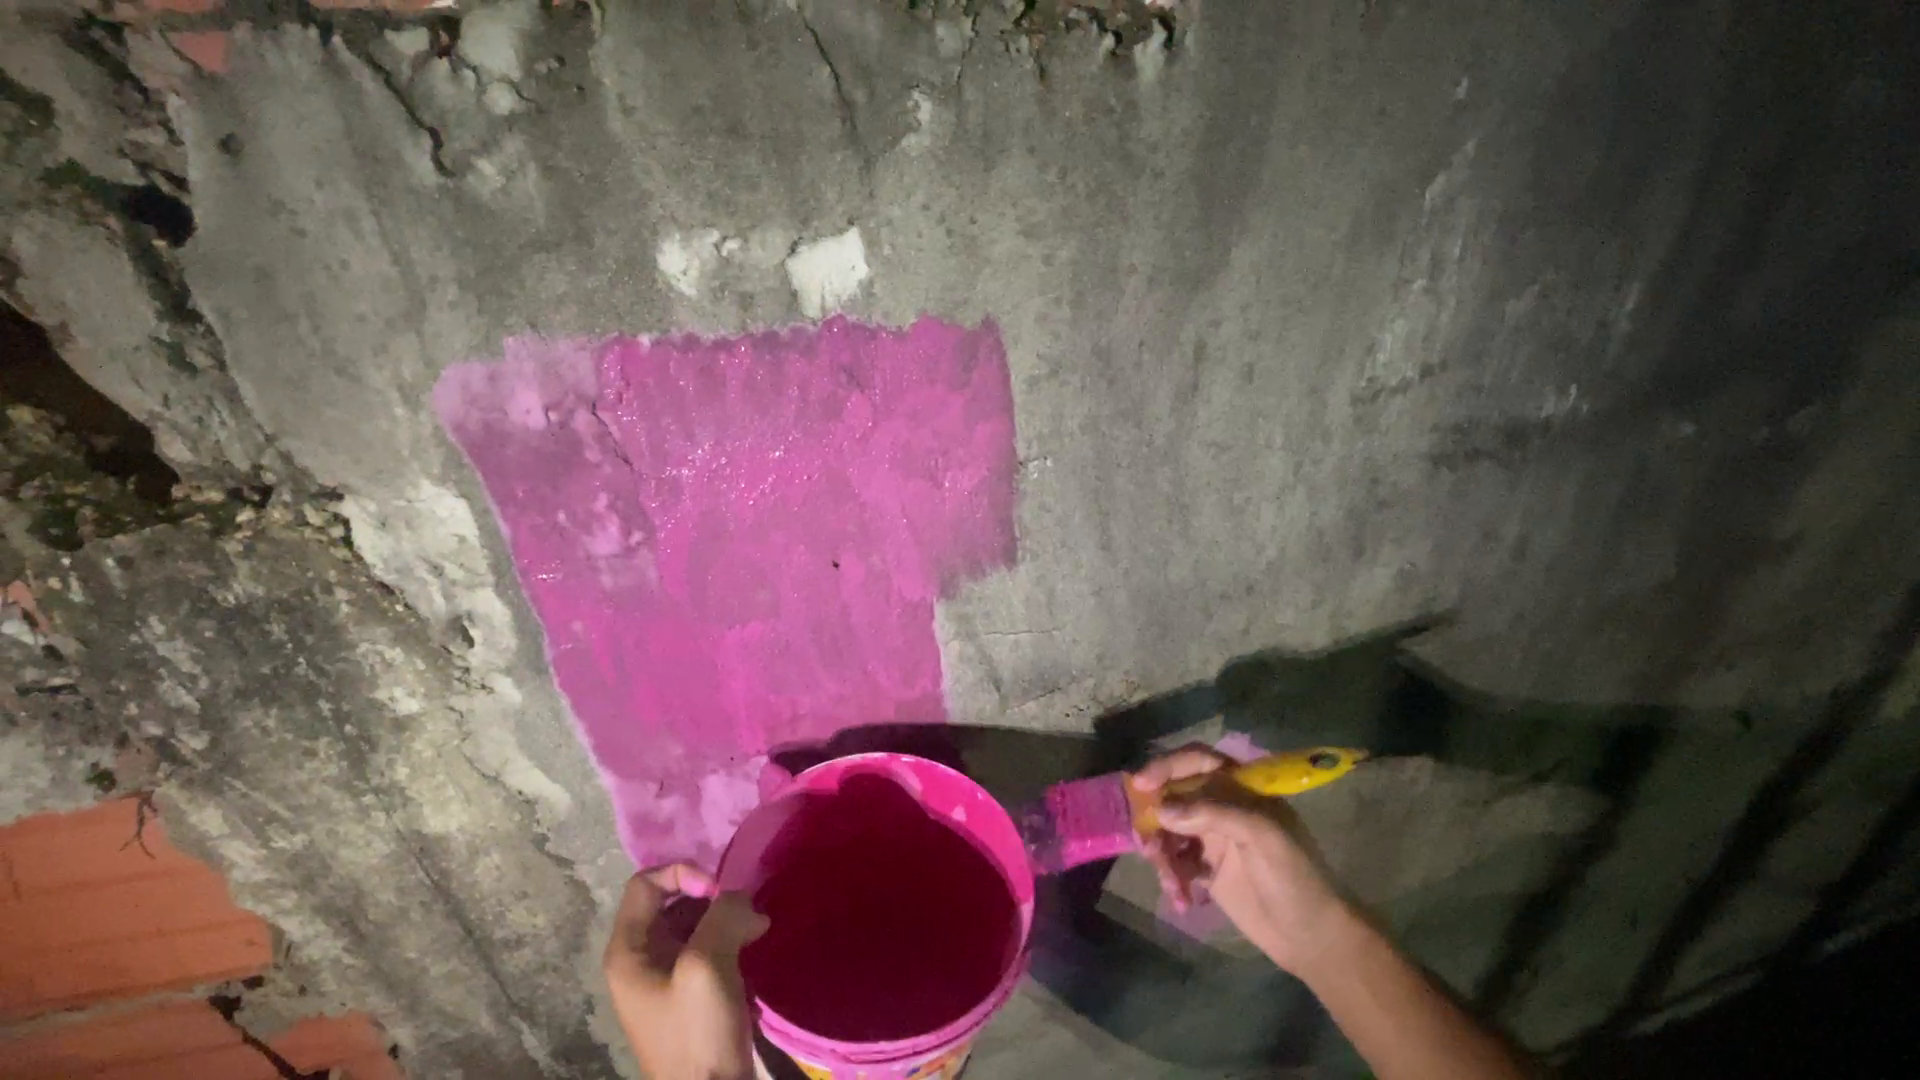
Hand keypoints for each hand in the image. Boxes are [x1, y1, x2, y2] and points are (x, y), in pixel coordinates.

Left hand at [602, 864, 769, 1079]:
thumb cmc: (697, 1033)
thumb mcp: (707, 966)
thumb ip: (723, 916)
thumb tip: (742, 900)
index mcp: (627, 951)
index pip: (645, 884)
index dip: (682, 875)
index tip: (717, 893)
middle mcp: (640, 959)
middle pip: (672, 901)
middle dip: (711, 899)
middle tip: (746, 912)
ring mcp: (665, 977)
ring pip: (695, 923)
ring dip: (726, 919)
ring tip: (756, 930)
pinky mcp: (690, 992)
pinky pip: (708, 947)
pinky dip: (730, 939)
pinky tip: (754, 945)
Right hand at [1134, 744, 1352, 976]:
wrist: (1312, 938)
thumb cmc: (1295, 878)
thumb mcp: (1262, 837)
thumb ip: (1213, 814)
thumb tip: (1163, 810)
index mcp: (1242, 789)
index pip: (1198, 761)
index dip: (1168, 766)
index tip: (1141, 784)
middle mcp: (1223, 808)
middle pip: (1175, 796)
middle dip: (1156, 817)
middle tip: (1148, 844)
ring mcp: (1213, 839)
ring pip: (1169, 831)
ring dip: (1162, 853)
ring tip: (1170, 881)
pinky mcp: (1206, 870)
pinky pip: (1175, 862)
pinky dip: (1171, 877)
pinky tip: (1180, 898)